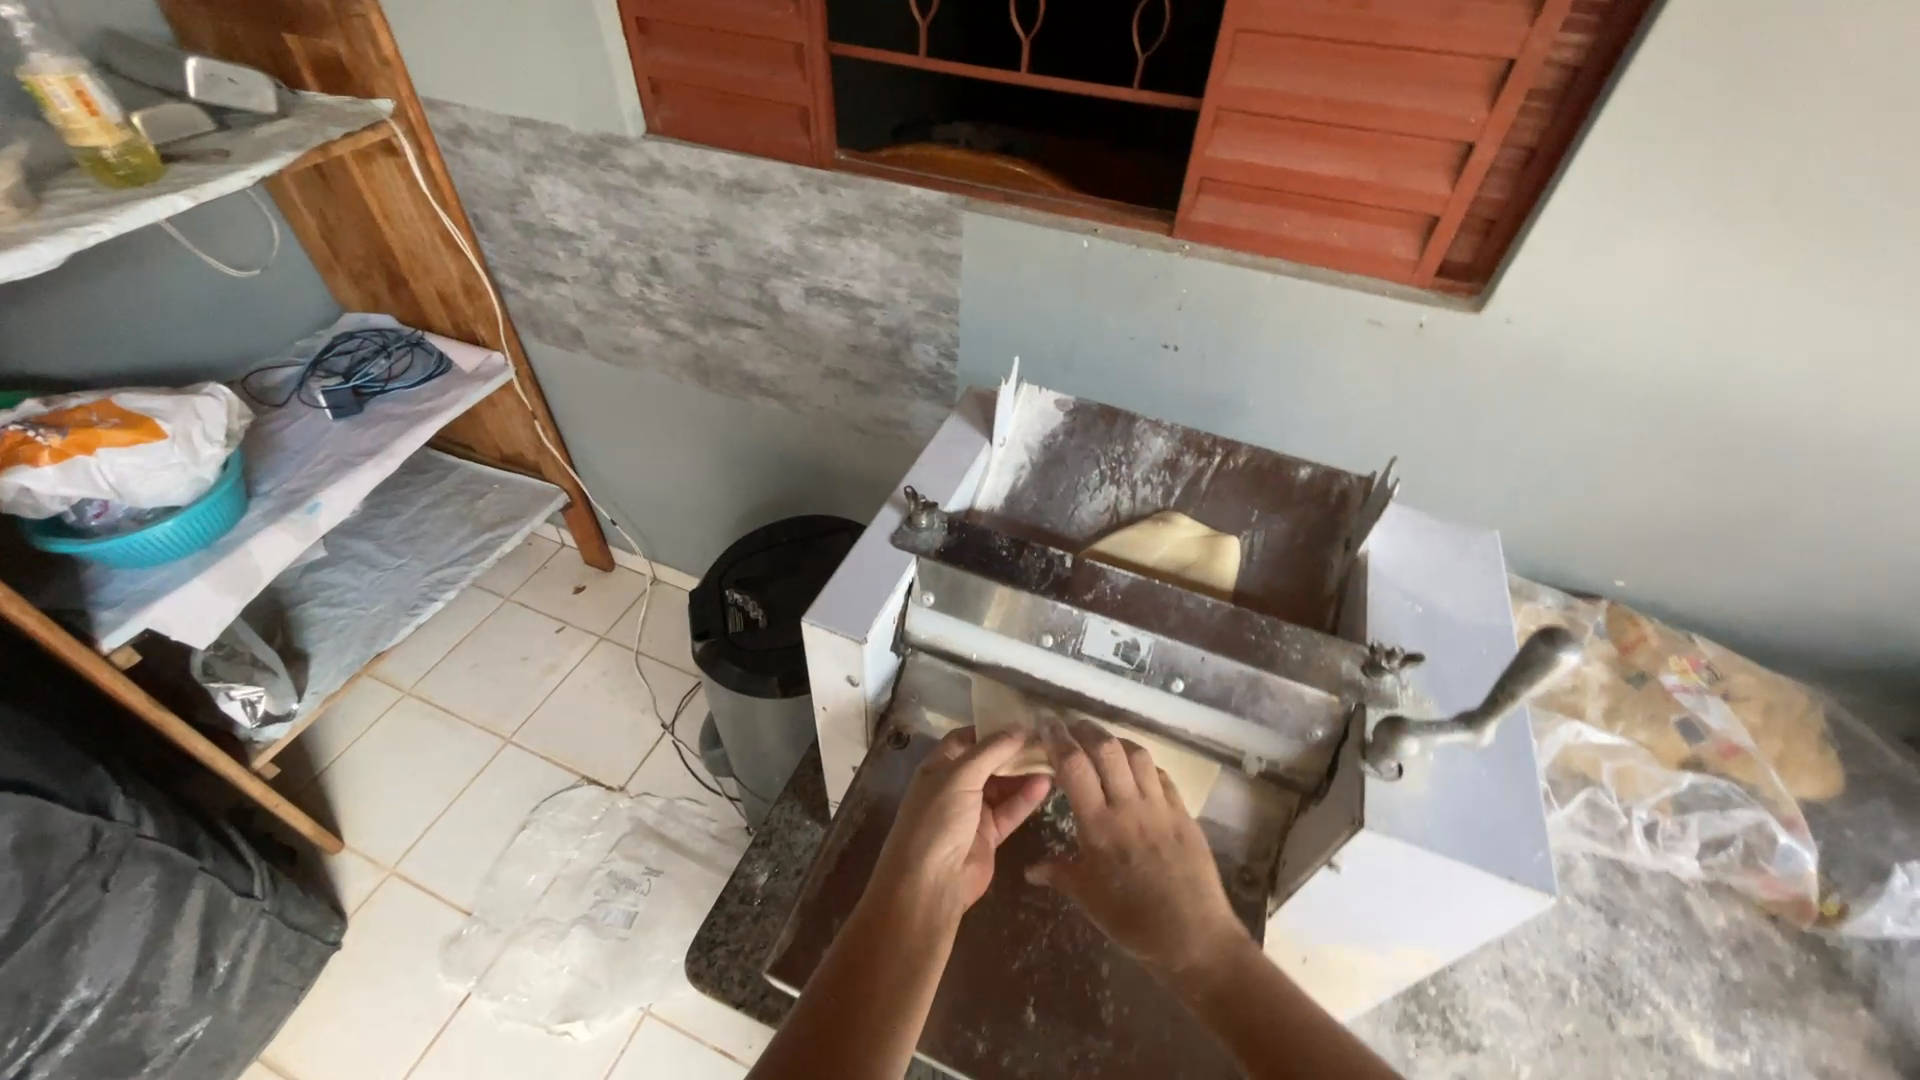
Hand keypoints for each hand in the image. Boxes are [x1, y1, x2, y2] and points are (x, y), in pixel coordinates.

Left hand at [868, 727, 1052, 923]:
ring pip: (1003, 786)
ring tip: (1054, 757)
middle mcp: (955, 786)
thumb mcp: (960, 777)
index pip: (966, 739)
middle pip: (989, 762)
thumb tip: (1019, 727)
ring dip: (1024, 773)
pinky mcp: (990, 834)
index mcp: (938, 767)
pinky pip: (1011, 810)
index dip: (991, 729)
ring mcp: (972, 811)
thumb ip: (991, 751)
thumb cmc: (936, 821)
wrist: (930, 884)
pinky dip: (1027, 798)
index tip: (1021, 719)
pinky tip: (1047, 784)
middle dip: (1014, 751)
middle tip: (1046, 738)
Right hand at [1027, 719, 1248, 975]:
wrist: (1195, 937)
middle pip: (1106, 748)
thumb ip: (1059, 874)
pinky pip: (1162, 776)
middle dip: (1085, 730)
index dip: (1057, 739)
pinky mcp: (1184, 813)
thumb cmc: (1134, 920)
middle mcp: (1129, 807)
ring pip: (1137, 754)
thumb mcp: (1088, 899)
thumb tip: (1030, 869)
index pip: (1074, 766)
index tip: (1046, 724)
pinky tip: (1137, 771)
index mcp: (1099, 826)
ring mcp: (1160, 807)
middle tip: (1070, 727)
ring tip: (1102, 743)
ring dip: (1116, 742)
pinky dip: (1145, 765)